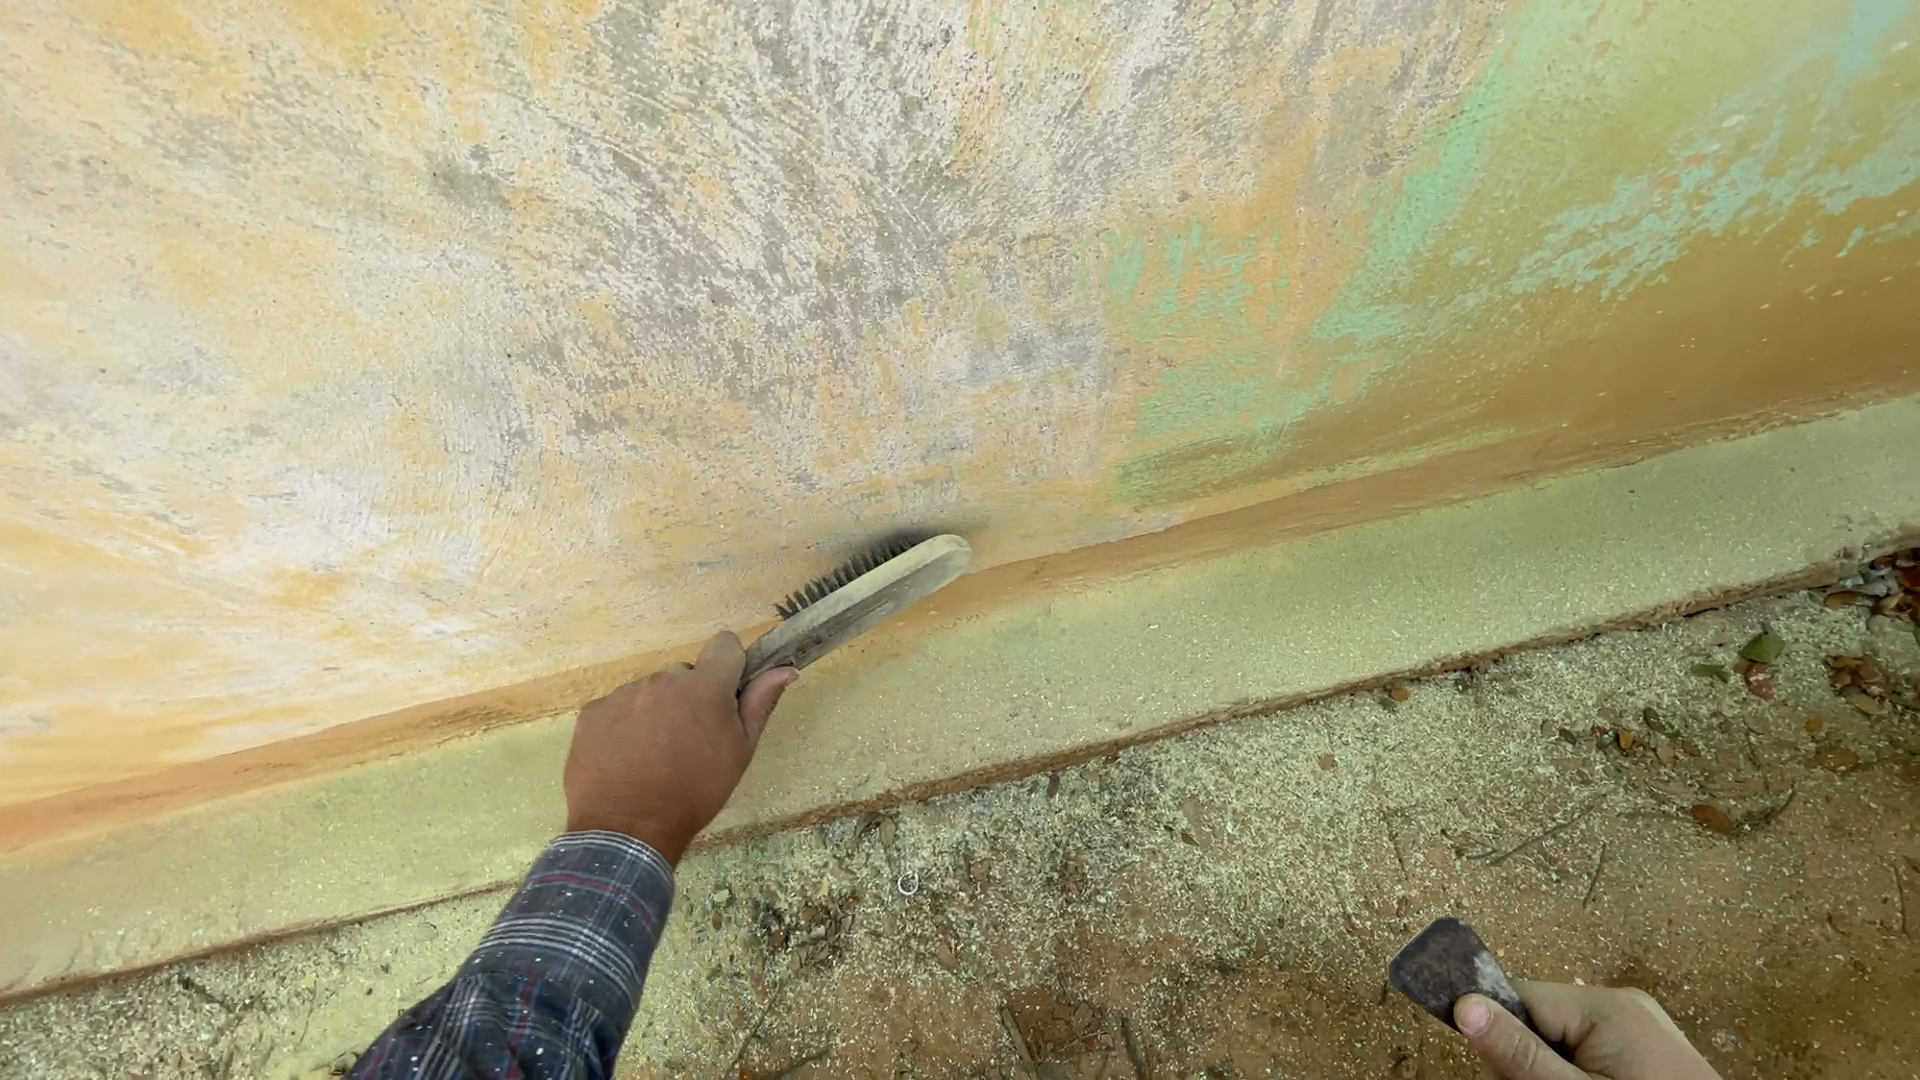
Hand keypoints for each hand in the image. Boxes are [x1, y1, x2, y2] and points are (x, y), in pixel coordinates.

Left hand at [562, 631, 796, 863]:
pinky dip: (625, 724)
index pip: (725, 644)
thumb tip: (786, 669)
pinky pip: (618, 706)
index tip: (726, 692)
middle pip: (686, 673)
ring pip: (651, 691)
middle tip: (689, 739)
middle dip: (691, 696)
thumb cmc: (696, 791)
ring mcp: (625, 693)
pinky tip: (626, 757)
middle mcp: (665, 679)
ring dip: (657, 710)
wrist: (627, 830)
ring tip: (653, 754)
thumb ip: (760, 703)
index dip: (729, 664)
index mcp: (706, 686)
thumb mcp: (740, 751)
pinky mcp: (593, 711)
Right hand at [1454, 983, 1719, 1079]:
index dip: (1501, 1036)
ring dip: (1550, 1066)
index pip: (1516, 999)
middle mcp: (1623, 1002)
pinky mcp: (1651, 1049)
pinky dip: (1578, 1071)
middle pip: (1538, 1018)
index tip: (1502, 1075)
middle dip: (1528, 1057)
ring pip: (1561, 1036)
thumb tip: (1461, 1004)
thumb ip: (1522, 1053)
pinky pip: (1591, 1048)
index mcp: (1606, 1005)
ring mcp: (1642, 1026)